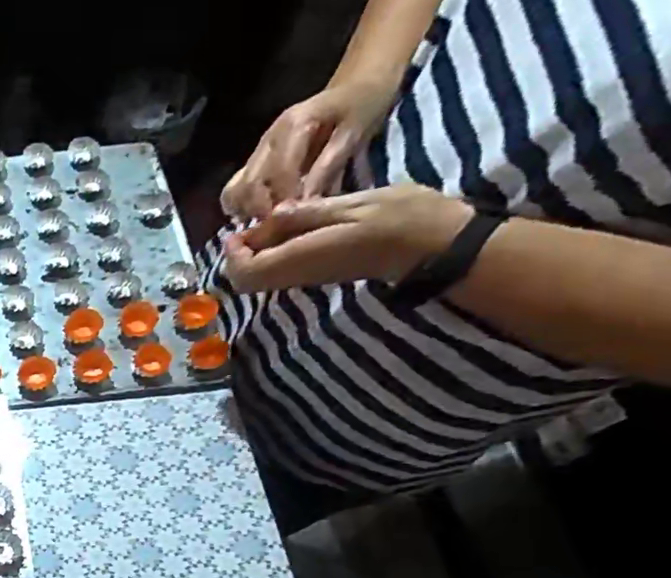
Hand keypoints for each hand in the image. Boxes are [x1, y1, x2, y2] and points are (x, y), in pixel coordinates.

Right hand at [222, 79, 398, 219]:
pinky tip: (258, 215)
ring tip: (268, 221)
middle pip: (248, 185)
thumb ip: (328, 166)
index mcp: (293, 125)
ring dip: (247, 211)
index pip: (278, 171)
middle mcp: (267, 140)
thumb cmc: (361, 105)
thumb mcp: (354, 132)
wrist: (355, 86)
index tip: (296, 216)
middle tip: (282, 224)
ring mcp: (256, 152)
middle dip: (262, 209)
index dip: (284, 197)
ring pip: (234, 190)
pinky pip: (234, 190)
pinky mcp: (253, 162)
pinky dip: (240, 207)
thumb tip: (306, 202)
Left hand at [224, 184, 474, 292]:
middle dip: (239, 258)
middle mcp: (296, 274)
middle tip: (251, 229)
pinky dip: (272, 258)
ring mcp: (306, 278)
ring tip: (270, 226)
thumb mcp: (354, 204)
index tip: (239, 230)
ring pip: (261, 279)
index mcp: (300, 257)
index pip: (245, 270)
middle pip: (246, 280)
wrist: (436, 246)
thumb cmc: (402, 218)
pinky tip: (288, 233)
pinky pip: (279, 273)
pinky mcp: (317, 275)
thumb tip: (272, 215)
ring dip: (255, 257)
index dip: (233, 253)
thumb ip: (308, 213)